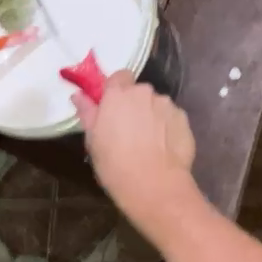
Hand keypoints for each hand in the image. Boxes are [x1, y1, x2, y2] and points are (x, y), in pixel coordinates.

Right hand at [73, 72, 198, 225]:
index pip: (119, 76)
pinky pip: (172, 116)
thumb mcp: (93, 141)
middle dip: (134, 104)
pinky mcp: (183, 118)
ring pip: (156, 104)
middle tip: (128, 129)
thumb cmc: (116, 165)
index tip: (113, 107)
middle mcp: (144, 92)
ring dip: (151, 115)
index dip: (116, 89)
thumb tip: (78, 95)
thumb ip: (87, 113)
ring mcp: (166, 104)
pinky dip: (167, 126)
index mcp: (118, 94)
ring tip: (149, 142)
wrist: (156, 185)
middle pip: (138, 91)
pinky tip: (164, 147)